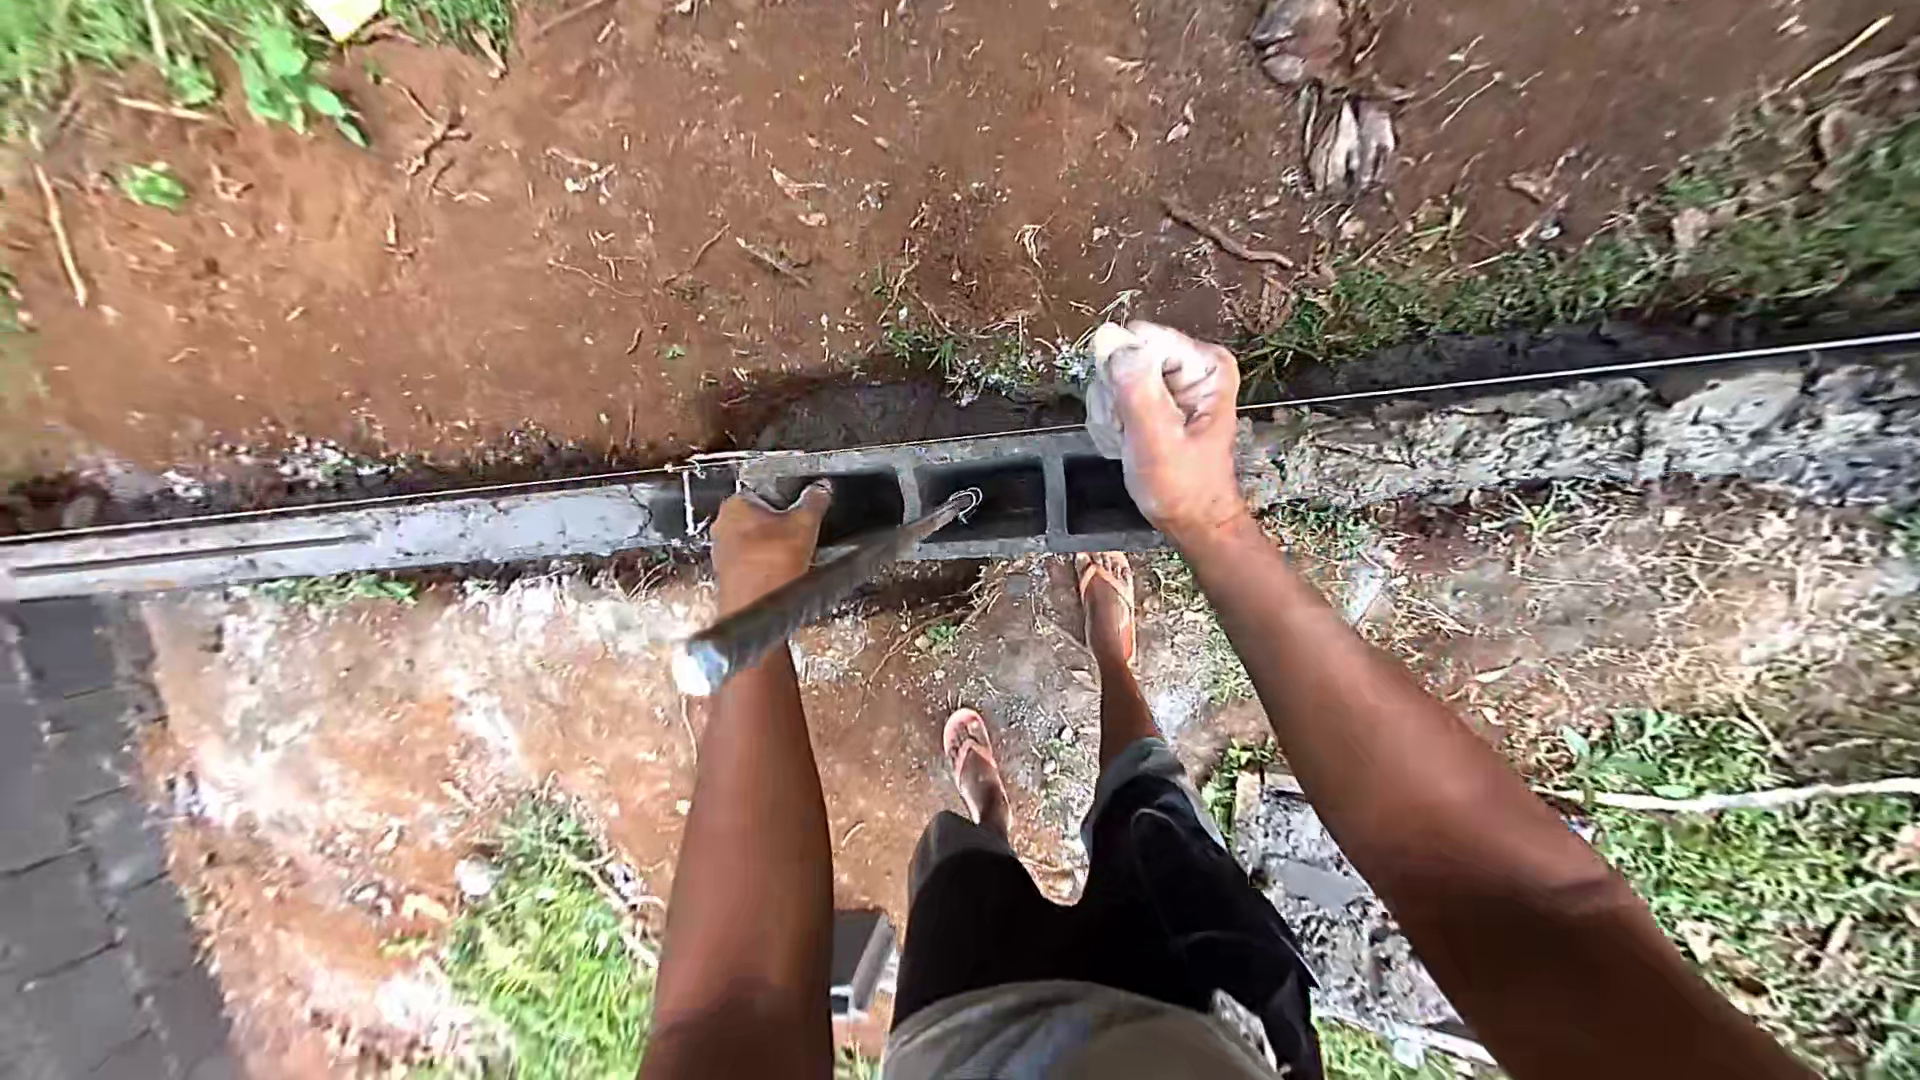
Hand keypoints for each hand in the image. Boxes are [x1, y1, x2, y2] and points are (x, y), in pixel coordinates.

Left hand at [710, 482, 832, 614]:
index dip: (785, 500)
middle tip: (800, 534)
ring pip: (757, 544)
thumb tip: (820, 489)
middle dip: (781, 526)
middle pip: (760, 519)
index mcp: (734, 505)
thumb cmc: (770, 564)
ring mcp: (724, 554)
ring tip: (795, 556)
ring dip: (775, 548)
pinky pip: (755, 565)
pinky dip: (769, 567)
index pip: (761, 491)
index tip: (800, 508)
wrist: (757, 606)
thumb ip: (813, 501)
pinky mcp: (731, 577)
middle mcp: (722, 528)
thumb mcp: (804, 523)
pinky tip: (784, 574)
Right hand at [1105, 321, 1249, 546]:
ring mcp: (1166, 384)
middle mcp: (1187, 366)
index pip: (1139, 341)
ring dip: (1110, 417)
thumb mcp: (1157, 439)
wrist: (1190, 520)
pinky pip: (1110, 399)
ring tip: (1131, 443)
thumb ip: (1135, 388)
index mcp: (1204, 364)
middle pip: (1121, 359)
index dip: (1123, 376)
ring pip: (1109, 381)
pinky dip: (1111, 427)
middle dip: (1114, 401)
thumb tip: (1111, 339)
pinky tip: (1129, 445)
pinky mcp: (1150, 401)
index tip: (1132, 413)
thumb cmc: (1182, 487)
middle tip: (1130, 433)